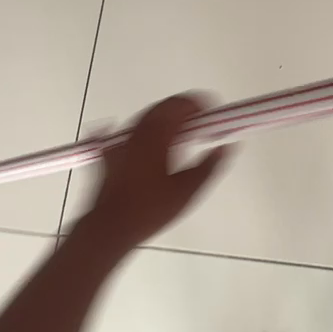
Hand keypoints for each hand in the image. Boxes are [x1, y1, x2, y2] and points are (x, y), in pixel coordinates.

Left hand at [76, 95, 227, 251]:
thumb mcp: (188, 190)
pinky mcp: (107, 154)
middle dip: (185, 112)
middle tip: (202, 127)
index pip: (181, 104)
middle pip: (163, 107)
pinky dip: (139, 131)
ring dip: (165, 121)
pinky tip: (139, 137)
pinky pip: (124, 132)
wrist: (109, 227)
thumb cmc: (150, 209)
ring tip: (182, 138)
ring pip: (145, 118)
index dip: (201, 105)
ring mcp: (119, 141)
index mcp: (157, 134)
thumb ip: (210, 165)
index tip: (214, 116)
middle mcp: (136, 131)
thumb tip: (225, 147)